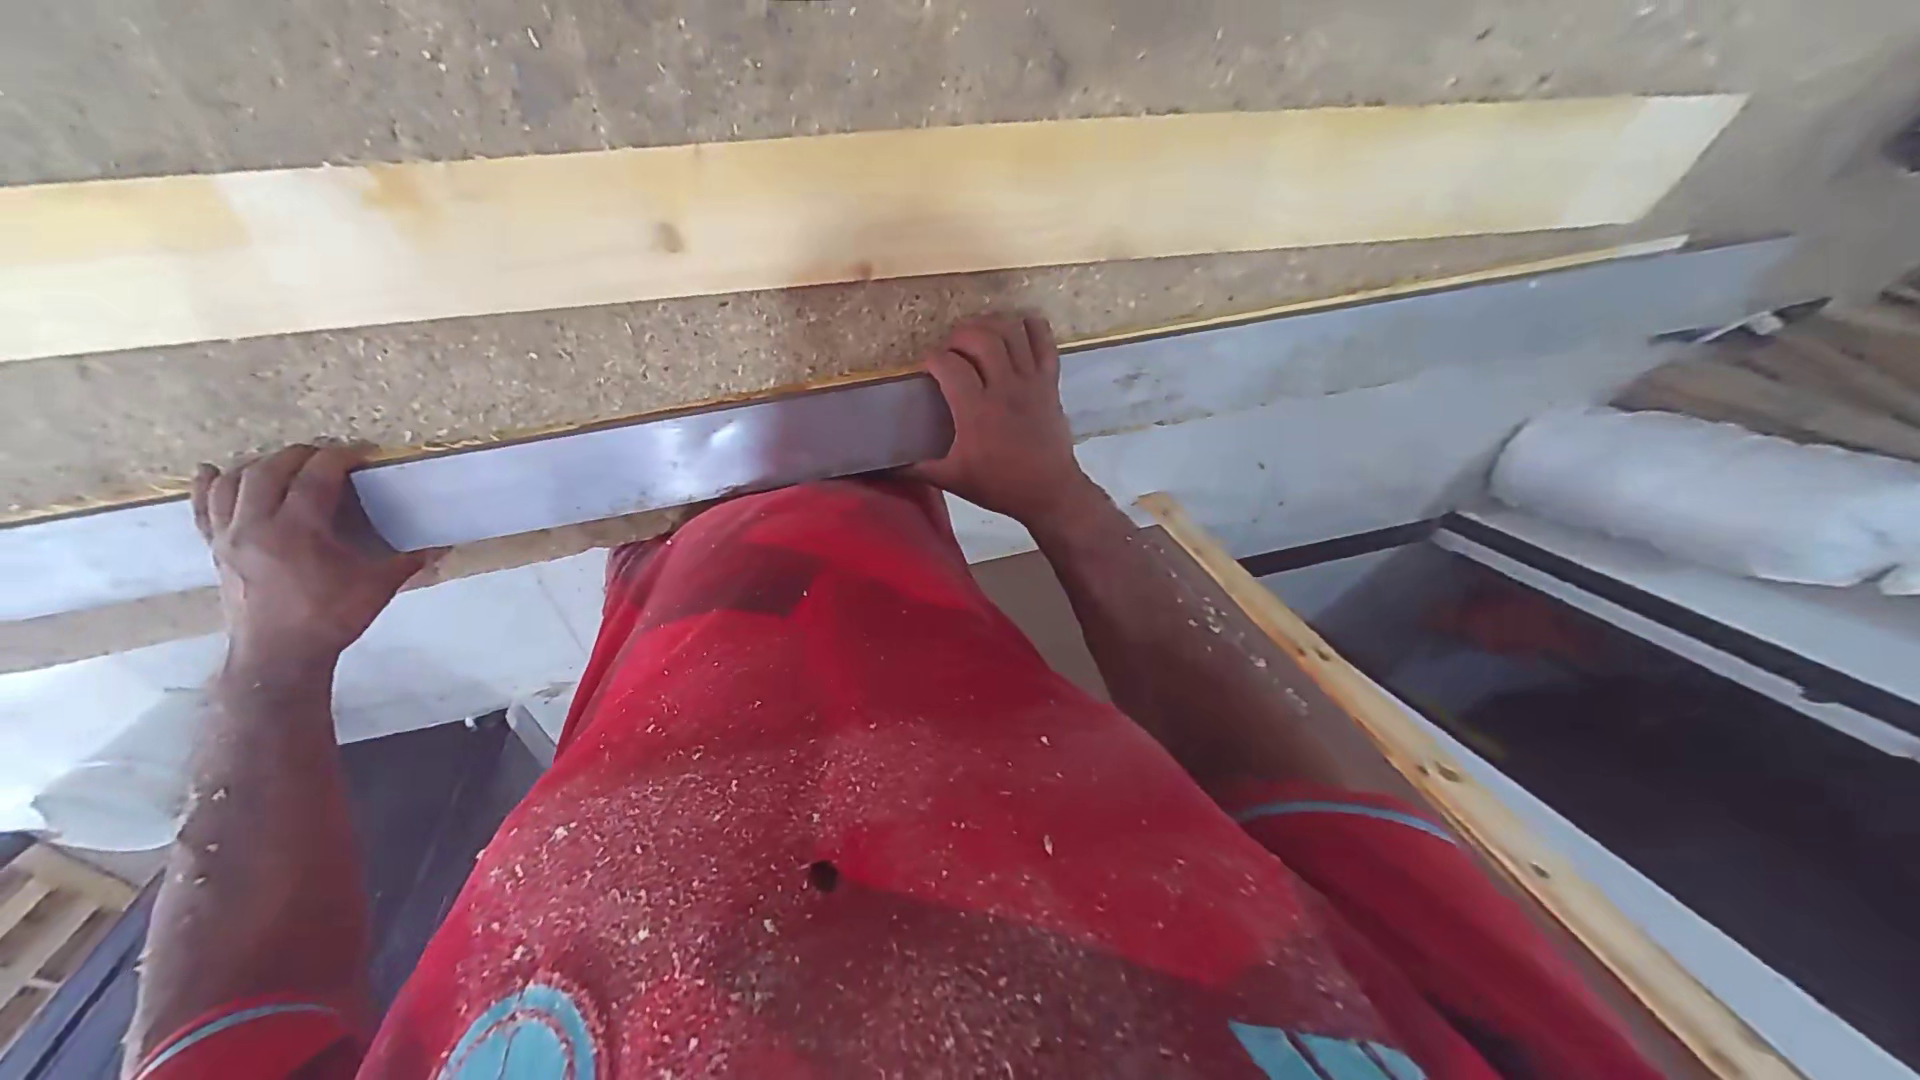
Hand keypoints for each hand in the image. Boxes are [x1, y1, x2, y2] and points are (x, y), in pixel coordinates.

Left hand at [193, 445, 433, 677]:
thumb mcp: (380, 585)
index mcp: (298, 531)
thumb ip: (411, 559)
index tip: (364, 452)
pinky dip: (208, 485)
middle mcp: (256, 525)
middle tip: (332, 454)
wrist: (280, 652)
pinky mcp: (216, 548)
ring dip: (261, 464)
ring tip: (287, 461)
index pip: (316, 477)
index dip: (341, 457)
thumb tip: (445, 545)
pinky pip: (204, 507)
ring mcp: (229, 536)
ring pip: (234, 482)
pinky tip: (214, 470)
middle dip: (302, 454)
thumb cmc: (333, 616)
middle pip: (270, 470)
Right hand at [907, 315, 1103, 527]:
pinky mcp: (1049, 383)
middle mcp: (1003, 387)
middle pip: (981, 338)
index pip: (949, 365)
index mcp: (975, 410)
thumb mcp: (953, 480)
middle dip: (959, 335)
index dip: (933, 359)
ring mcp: (1030, 382)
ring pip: (1011, 333)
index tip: (927, 366)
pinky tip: (1017, 328)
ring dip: (990, 324)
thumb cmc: (999, 485)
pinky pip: (1044, 343)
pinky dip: (1031, 327)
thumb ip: (918, 470)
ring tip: (978, 334)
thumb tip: (887, 469)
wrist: (1049, 492)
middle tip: (951, 348)